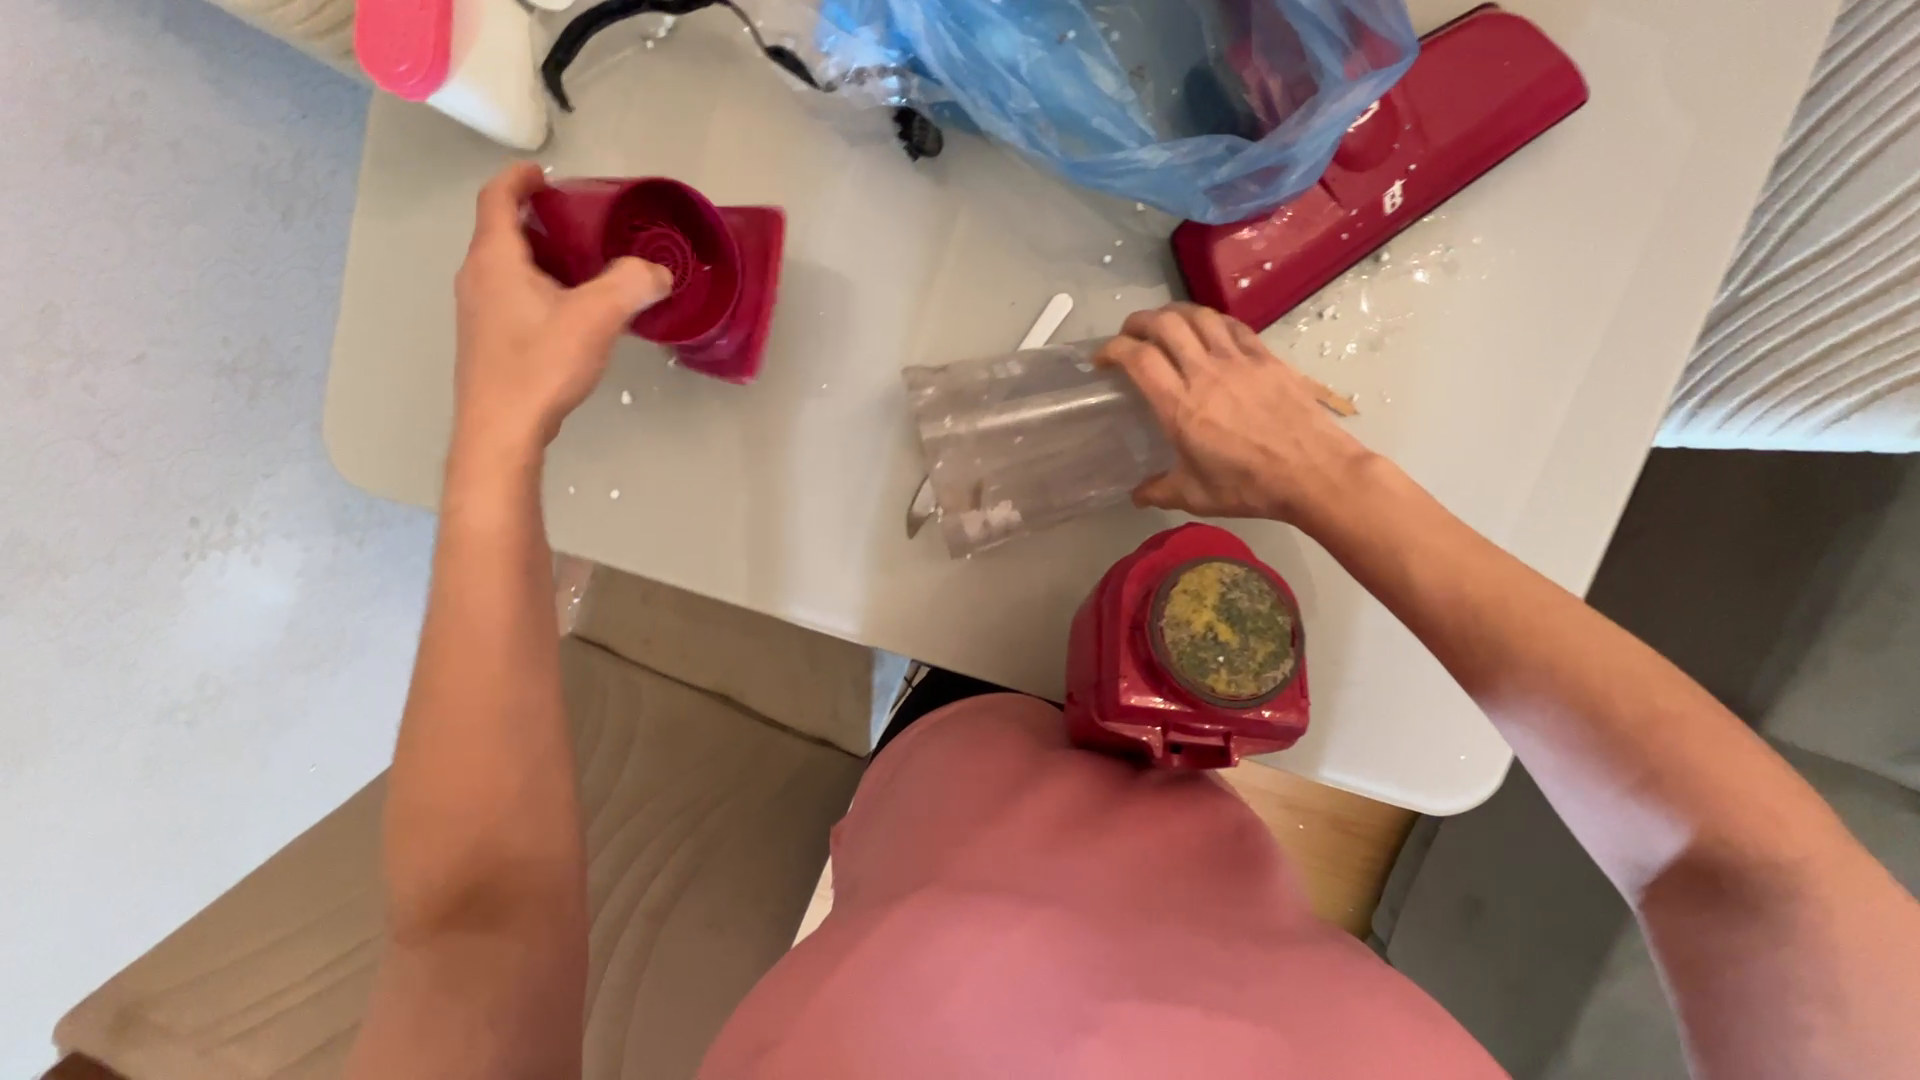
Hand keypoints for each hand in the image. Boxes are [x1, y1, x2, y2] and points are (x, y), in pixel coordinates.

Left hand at [451, 162, 671, 454]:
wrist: (501, 428)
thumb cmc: (540, 364)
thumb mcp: (595, 318)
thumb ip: (630, 286)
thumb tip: (658, 273)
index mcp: (496, 258)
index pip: (497, 198)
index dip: (520, 179)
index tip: (547, 174)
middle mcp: (478, 277)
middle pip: (504, 232)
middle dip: (542, 221)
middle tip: (586, 226)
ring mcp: (479, 311)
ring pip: (510, 267)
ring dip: (544, 258)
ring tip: (589, 269)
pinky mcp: (489, 341)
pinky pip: (515, 297)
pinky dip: (542, 288)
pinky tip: (574, 315)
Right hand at [1096, 303, 1373, 527]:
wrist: (1314, 473)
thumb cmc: (1249, 487)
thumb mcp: (1195, 496)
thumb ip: (1160, 490)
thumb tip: (1137, 495)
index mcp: (1179, 407)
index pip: (1137, 358)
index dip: (1112, 349)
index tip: (1102, 359)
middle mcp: (1204, 373)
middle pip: (1163, 324)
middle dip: (1137, 323)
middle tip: (1128, 335)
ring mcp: (1237, 360)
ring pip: (1197, 315)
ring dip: (1172, 313)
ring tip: (1163, 324)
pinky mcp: (1265, 357)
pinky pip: (1231, 325)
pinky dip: (1210, 320)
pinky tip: (1207, 330)